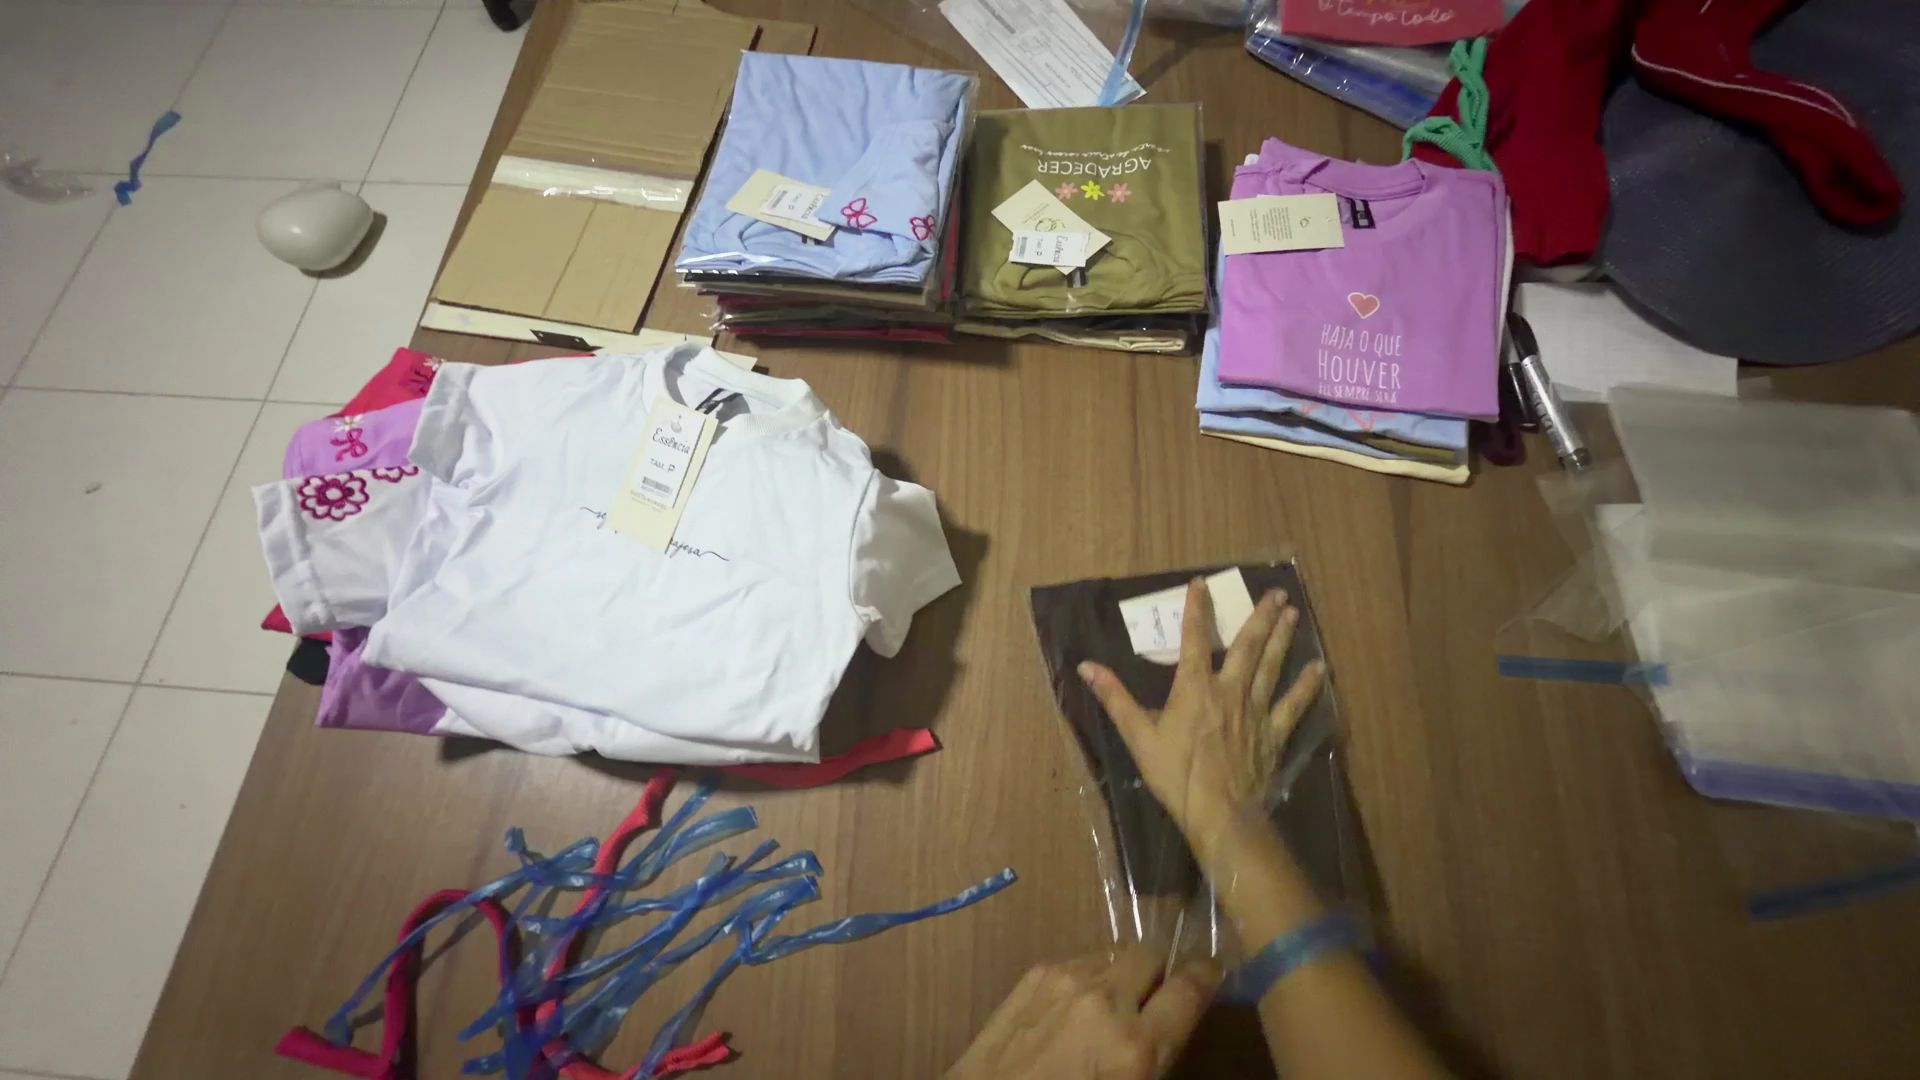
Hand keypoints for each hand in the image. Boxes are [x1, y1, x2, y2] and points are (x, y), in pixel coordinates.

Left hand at [946, 946, 1220, 1079]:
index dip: (1206, 974)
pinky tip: (1077, 1007)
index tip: (1214, 969)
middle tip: (1157, 995)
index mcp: (1135, 1046)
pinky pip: (1081, 960)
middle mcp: (1104, 999)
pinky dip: (1090, 976)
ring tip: (1113, 1005)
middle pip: (1150, 954)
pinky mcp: (1036, 971)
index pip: (1188, 989)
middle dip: (1159, 971)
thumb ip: (1155, 1058)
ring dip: (1122, 974)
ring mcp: (1066, 977)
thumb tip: (1170, 1028)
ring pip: (1113, 954)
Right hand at [1078, 581, 1325, 842]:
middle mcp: (1229, 690)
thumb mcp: (1138, 735)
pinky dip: (1306, 686)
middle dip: (1260, 616)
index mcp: (1194, 687)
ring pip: (1272, 666)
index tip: (1201, 583)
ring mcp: (1256, 711)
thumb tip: (1086, 666)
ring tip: (1294, 614)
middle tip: (1277, 593)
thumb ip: (1114, 697)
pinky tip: (1319, 669)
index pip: (1194, 638)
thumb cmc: (1175, 774)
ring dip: (1283, 638)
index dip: (1196, 608)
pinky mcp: (1274, 734)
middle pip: (1247, 645)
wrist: (1220, 814)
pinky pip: (1293, 705)